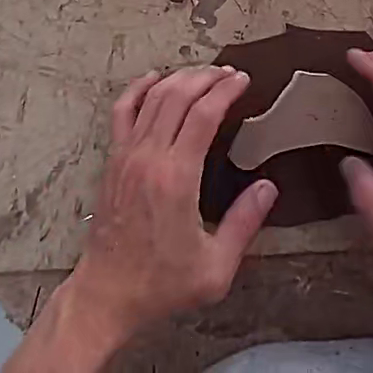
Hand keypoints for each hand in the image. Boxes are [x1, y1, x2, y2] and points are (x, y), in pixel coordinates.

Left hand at [6, 67, 276, 371]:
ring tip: (205, 73)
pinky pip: (123, 111)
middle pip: (179, 95)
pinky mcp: (113, 161)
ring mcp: (126, 157)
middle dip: (208, 76)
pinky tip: (155, 78)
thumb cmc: (158, 284)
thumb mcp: (214, 269)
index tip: (244, 79)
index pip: (203, 113)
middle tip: (230, 74)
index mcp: (176, 178)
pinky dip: (139, 88)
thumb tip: (268, 188)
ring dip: (182, 77)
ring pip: (154, 97)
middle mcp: (149, 159)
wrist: (104, 298)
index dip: (226, 89)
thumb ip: (244, 224)